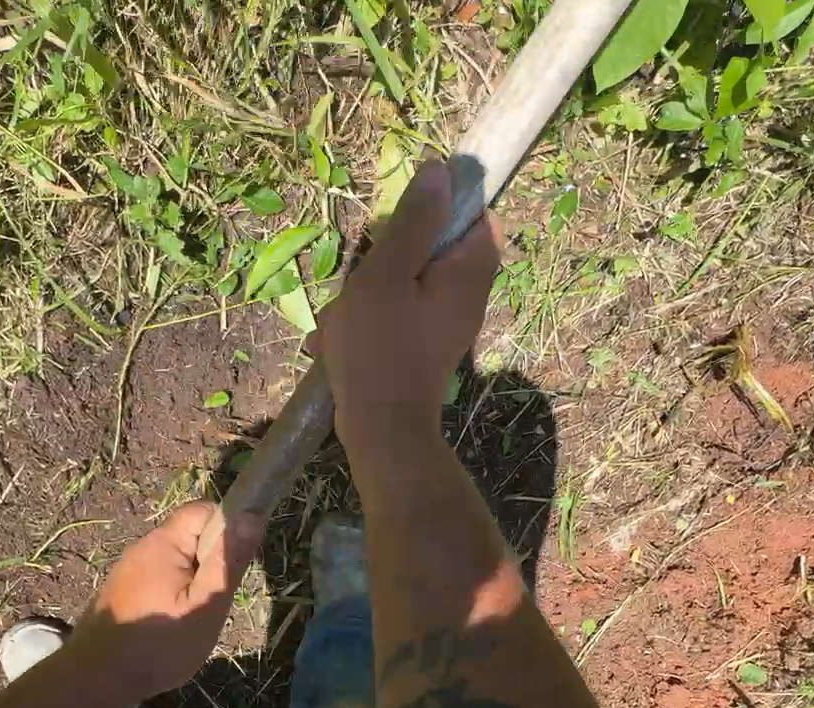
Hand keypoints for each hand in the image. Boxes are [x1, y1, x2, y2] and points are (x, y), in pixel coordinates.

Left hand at [69, 502, 264, 696]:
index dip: (227, 529)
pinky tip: (169, 630)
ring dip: (191, 584)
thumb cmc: (158, 646)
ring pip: (175, 563)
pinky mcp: (120, 592)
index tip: (233, 566)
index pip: (204, 511)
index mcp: (164, 544)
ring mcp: (128, 571)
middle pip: (189, 537)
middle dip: (210, 563)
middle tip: (213, 603)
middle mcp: (142, 548)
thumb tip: (252, 515)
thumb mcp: (206, 605)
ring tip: (192, 621)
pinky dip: (171, 598)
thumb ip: (228, 561)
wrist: (94, 682)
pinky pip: (157, 581)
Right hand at [315, 158, 502, 459]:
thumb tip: (441, 172)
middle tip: (361, 279)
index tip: (400, 220)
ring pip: (406, 286)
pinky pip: (396, 319)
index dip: (441, 207)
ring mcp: (444, 327)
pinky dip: (368, 324)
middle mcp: (467, 298)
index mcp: (469, 272)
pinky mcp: (422, 351)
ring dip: (367, 295)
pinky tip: (336, 343)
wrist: (381, 430)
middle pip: (435, 250)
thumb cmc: (380, 349)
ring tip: (340, 321)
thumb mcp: (387, 273)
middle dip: (388, 258)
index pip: (477, 215)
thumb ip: (413, 222)